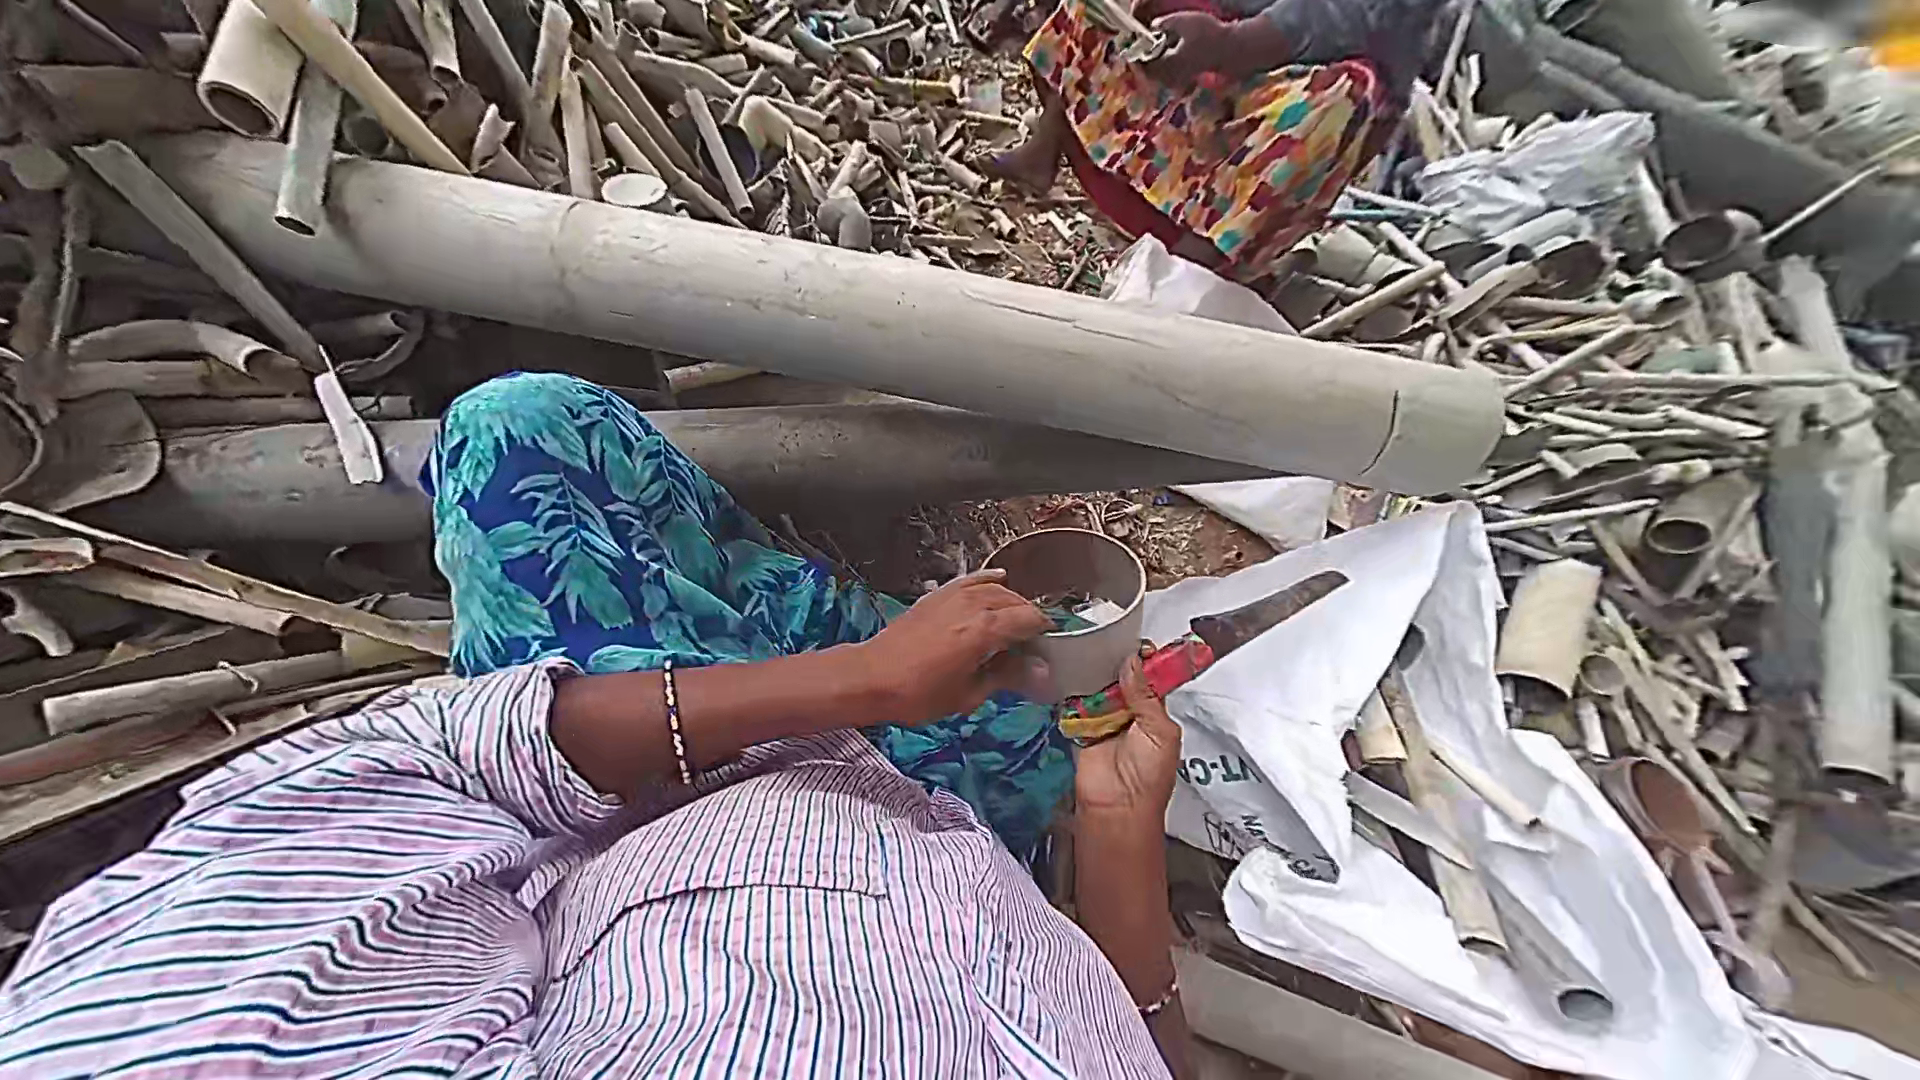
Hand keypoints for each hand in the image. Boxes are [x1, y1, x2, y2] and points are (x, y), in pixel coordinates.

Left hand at [859, 569, 1051, 725]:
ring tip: (1013, 624)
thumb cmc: (920, 693)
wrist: (872, 677)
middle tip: (1029, 644)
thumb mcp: (968, 693)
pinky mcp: (938, 596)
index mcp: (986, 628)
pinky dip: (988, 580)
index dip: (1044, 633)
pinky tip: (998, 579)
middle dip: (1028, 619)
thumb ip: (1007, 676)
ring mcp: (953, 596)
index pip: (1030, 619)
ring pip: (995, 589)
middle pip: (1016, 601)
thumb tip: (1040, 672)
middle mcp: (973, 604)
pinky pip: (971, 580)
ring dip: (1010, 603)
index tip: (1047, 648)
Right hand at [1074, 651, 1181, 828]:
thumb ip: (1146, 696)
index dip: (1143, 658)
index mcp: (1154, 711)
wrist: (1116, 807)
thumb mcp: (1160, 732)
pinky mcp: (1080, 723)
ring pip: (1098, 685)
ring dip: (1092, 671)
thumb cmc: (1148, 775)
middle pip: (1120, 676)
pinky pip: (1076, 700)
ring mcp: (1103, 716)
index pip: (1149, 677)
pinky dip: (1073, 686)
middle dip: (1114, 660)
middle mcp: (1129, 710)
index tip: (1131, 638)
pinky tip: (1068, 668)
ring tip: (1085, 646)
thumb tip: (1132, 661)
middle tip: (1103, 636)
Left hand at [1141, 10, 1232, 86]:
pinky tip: (1164, 53)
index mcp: (1167, 65)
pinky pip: (1163, 75)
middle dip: (1143, 58)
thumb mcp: (1185, 22)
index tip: (1132, 42)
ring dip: (1151, 62)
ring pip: (1155, 74)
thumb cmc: (1207, 33)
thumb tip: (1152, 26)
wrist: (1226, 49)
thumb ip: (1166, 23)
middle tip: (1140, 44)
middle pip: (1147, 71)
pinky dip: (1160, 65)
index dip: (1136, 53)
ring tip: (1151, 47)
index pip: (1143, 63)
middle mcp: (1168, 78)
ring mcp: (1174, 81)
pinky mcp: (1180, 81)